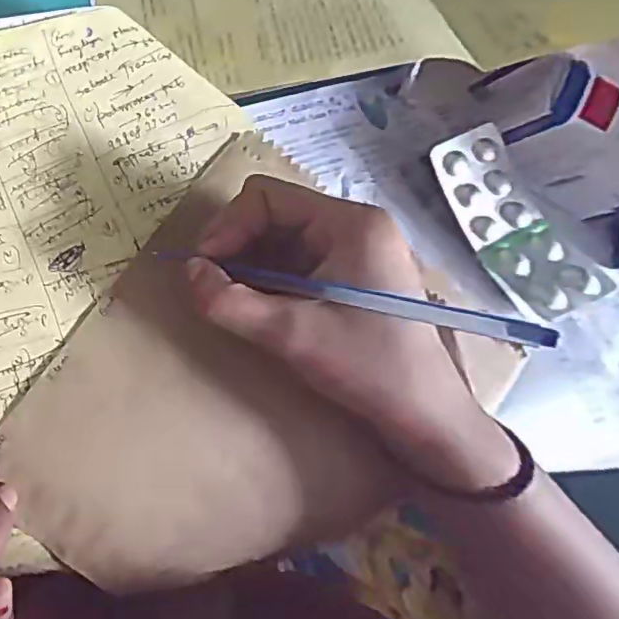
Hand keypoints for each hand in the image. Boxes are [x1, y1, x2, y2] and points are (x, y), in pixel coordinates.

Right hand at [184, 176, 517, 491]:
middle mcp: (354, 225)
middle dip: (234, 242)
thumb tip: (188, 271)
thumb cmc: (370, 369)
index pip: (266, 196)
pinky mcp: (351, 272)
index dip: (228, 225)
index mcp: (349, 223)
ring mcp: (355, 247)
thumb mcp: (291, 335)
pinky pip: (294, 257)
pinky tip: (255, 302)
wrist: (430, 422)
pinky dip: (266, 274)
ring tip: (229, 293)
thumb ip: (230, 301)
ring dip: (247, 260)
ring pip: (279, 235)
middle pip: (271, 210)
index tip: (205, 264)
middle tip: (211, 279)